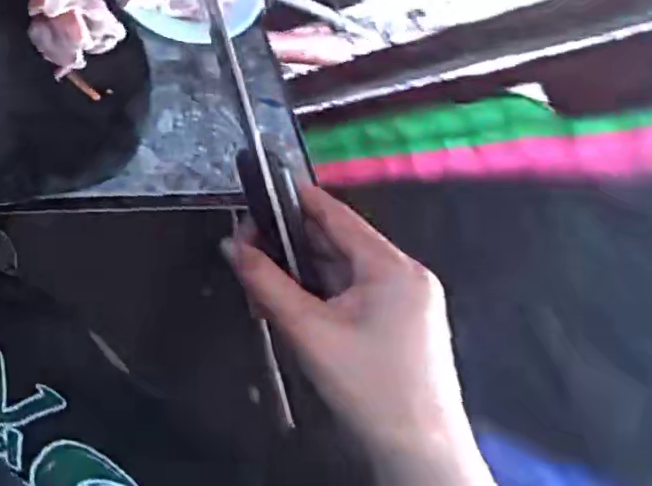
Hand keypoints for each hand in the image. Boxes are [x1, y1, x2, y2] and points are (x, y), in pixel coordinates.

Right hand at [223, 185, 491, 485]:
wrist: (420, 462)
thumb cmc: (372, 391)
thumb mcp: (306, 329)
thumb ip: (263, 279)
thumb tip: (230, 245)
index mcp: (392, 268)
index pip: (330, 211)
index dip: (287, 198)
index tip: (249, 193)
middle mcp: (401, 275)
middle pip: (327, 238)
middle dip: (282, 244)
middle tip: (244, 253)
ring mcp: (400, 299)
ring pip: (330, 264)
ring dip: (292, 271)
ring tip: (259, 285)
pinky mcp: (392, 320)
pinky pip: (341, 288)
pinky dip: (309, 291)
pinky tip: (283, 304)